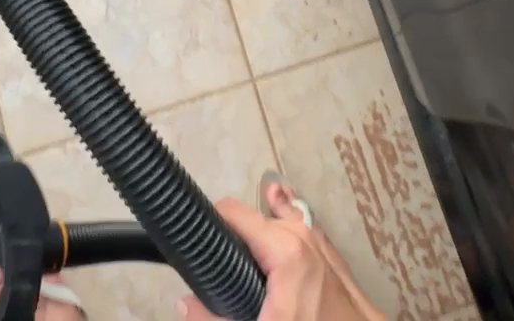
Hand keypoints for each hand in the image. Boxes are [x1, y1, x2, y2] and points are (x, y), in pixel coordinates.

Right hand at [177, 195, 385, 320]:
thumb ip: (214, 319)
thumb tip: (183, 302)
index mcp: (282, 248)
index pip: (232, 212)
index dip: (209, 221)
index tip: (195, 238)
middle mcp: (300, 234)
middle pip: (252, 217)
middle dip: (233, 235)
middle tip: (217, 261)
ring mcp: (318, 240)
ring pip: (278, 215)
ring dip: (258, 224)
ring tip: (238, 237)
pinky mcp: (330, 252)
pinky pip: (300, 219)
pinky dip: (284, 213)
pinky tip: (276, 205)